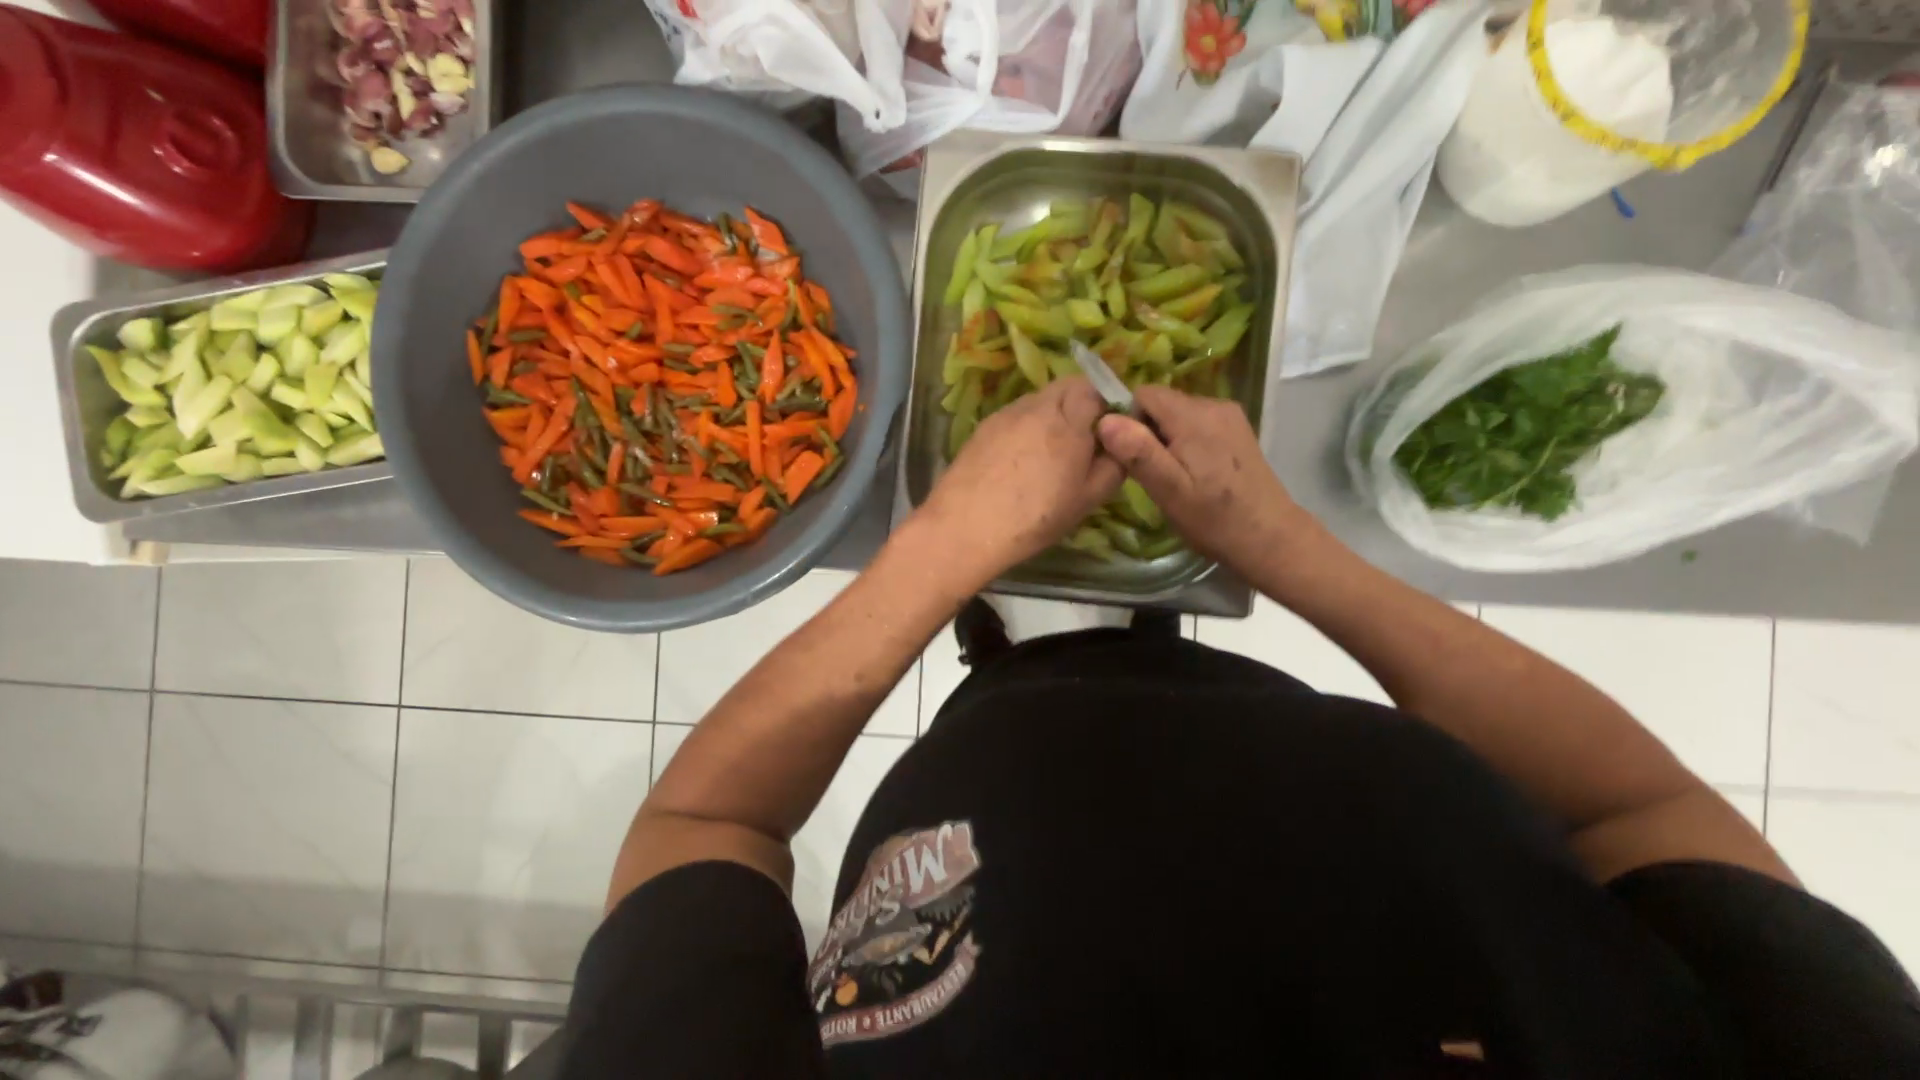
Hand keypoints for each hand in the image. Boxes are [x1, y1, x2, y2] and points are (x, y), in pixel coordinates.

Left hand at [916, 377, 1122, 587]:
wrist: (966, 525)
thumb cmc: (1035, 516)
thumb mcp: (1088, 499)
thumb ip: (1113, 466)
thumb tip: (1120, 446)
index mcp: (1070, 421)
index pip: (1097, 388)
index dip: (1108, 403)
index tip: (1112, 427)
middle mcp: (1039, 406)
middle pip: (1068, 386)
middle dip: (1082, 401)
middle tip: (1085, 436)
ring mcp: (1008, 412)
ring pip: (1041, 398)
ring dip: (1054, 412)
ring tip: (1052, 449)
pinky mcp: (986, 424)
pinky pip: (1017, 413)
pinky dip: (1028, 424)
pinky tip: (1023, 456)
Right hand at [1096, 385, 1312, 571]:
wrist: (1268, 537)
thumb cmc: (1213, 518)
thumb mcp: (1169, 491)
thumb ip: (1138, 452)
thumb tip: (1105, 420)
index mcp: (1193, 416)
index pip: (1144, 393)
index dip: (1129, 420)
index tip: (1133, 456)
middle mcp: (1213, 405)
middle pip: (1163, 402)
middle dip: (1149, 430)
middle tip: (1154, 473)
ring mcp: (1230, 415)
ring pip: (1179, 412)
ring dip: (1168, 437)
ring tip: (1175, 475)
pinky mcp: (1238, 429)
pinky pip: (1198, 422)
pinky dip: (1188, 441)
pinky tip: (1196, 472)